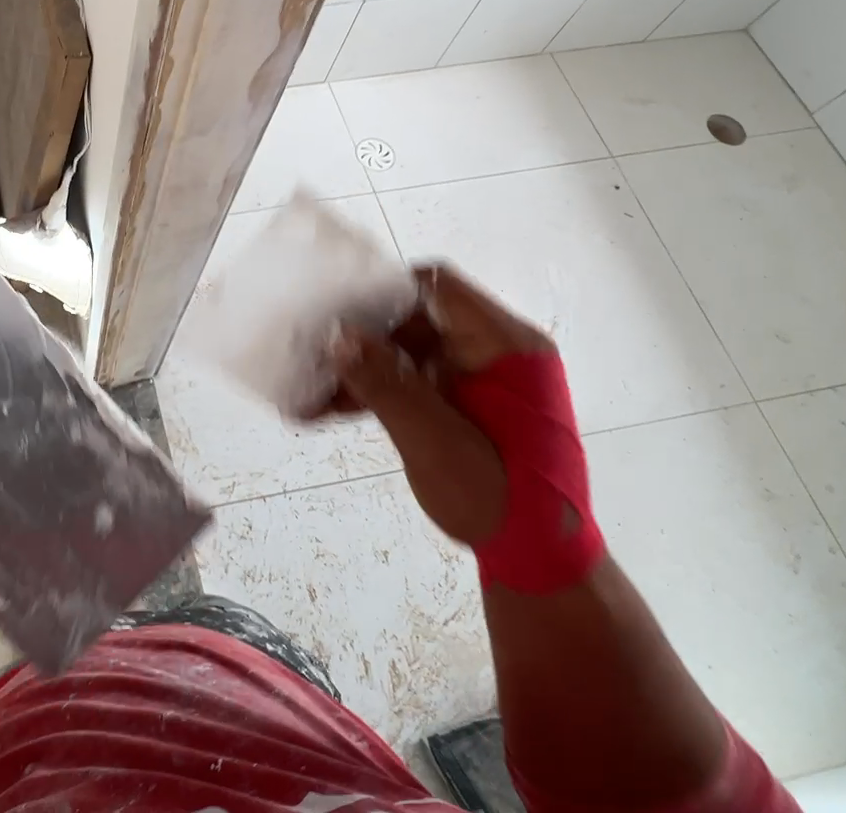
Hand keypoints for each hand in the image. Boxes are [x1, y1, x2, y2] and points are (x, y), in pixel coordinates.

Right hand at [323, 264, 552, 546]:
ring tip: (307, 396)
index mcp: (504, 346)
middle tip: (308, 361)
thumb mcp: (435, 443)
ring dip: (358, 373)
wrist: (539, 559)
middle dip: (358, 341)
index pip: (437, 287)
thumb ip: (387, 385)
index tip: (332, 315)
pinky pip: (412, 382)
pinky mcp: (463, 402)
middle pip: (413, 320)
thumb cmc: (498, 499)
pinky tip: (326, 412)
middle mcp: (493, 351)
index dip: (381, 293)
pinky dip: (375, 394)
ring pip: (405, 353)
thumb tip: (338, 334)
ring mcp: (477, 377)